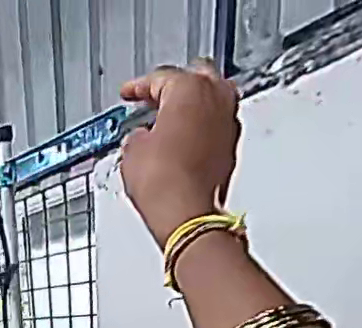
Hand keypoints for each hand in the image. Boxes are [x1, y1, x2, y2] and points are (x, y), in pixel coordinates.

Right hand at [118, 61, 241, 245]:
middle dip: (173, 90)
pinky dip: (199, 133)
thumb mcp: (131, 154)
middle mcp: (217, 98)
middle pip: (194, 79)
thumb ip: (135, 137)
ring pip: (209, 103)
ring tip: (167, 128)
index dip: (139, 87)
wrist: (186, 215)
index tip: (131, 92)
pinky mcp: (231, 149)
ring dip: (189, 112)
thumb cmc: (164, 183)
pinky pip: (213, 130)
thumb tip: (140, 139)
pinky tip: (182, 149)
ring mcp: (229, 123)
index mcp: (190, 88)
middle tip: (154, 102)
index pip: (160, 78)